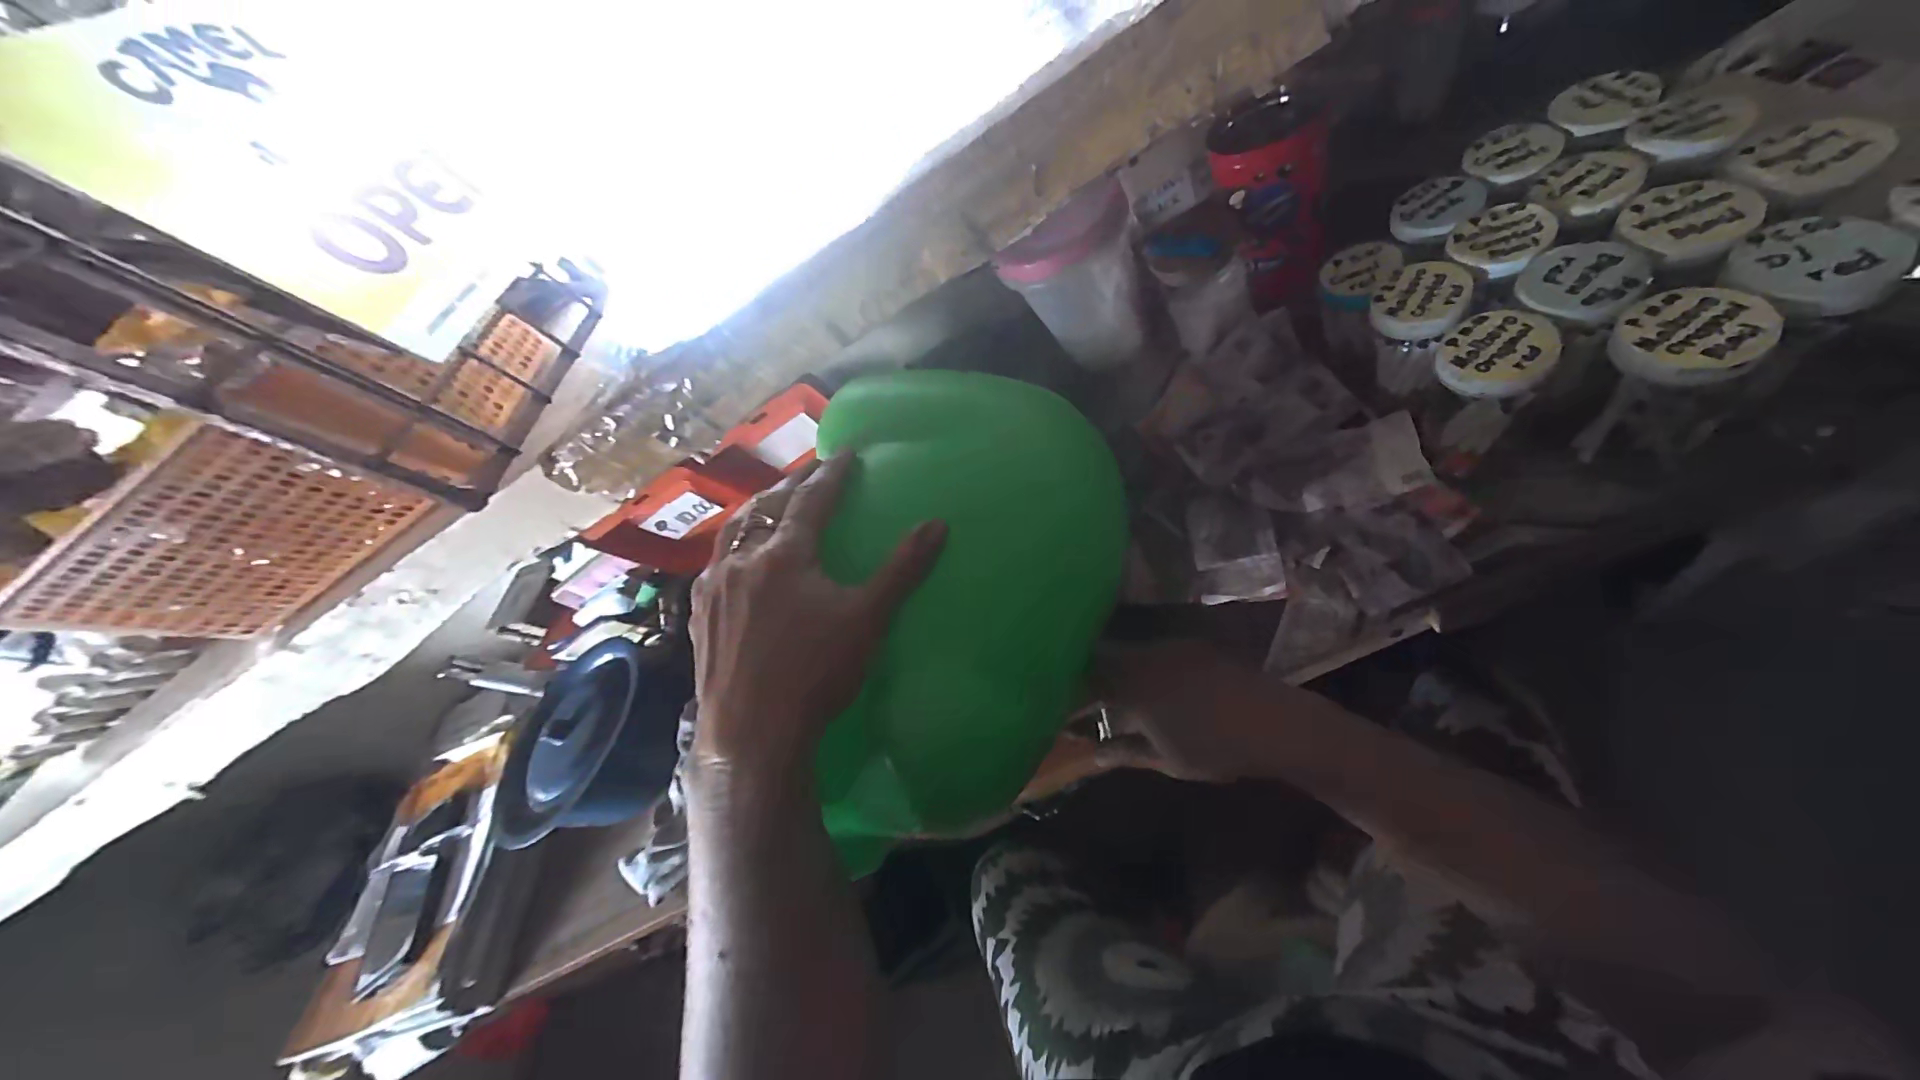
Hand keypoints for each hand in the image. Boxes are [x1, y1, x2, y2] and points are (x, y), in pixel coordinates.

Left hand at [689, 456, 945, 783]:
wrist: (752, 733)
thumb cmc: (815, 673)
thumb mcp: (867, 619)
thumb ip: (902, 569)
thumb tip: (937, 525)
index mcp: (784, 556)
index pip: (811, 501)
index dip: (832, 475)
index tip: (845, 454)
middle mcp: (742, 561)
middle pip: (766, 508)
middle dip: (791, 486)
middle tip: (810, 474)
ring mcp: (714, 587)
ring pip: (733, 532)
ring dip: (756, 511)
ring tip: (772, 505)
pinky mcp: (700, 615)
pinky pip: (716, 563)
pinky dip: (734, 547)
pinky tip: (738, 561)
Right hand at [1086, 639, 1275, 781]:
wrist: (1276, 724)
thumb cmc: (1216, 748)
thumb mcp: (1165, 759)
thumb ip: (1126, 751)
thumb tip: (1095, 753)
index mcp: (1133, 685)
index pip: (1089, 680)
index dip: (1074, 693)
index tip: (1064, 706)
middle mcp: (1147, 657)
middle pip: (1107, 659)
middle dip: (1092, 677)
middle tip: (1086, 698)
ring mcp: (1173, 647)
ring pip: (1132, 653)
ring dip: (1118, 669)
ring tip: (1116, 692)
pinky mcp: (1195, 646)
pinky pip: (1156, 651)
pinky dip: (1144, 666)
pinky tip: (1151, 684)